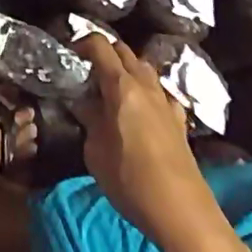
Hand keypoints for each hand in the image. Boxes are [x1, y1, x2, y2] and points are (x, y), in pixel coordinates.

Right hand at [72, 36, 243, 251]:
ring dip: (127, 70)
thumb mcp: (95, 152)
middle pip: (124, 50)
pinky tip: (141, 110)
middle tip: (89, 71)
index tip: (71, 53)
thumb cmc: (130, 179)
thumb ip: (89, 120)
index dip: (84, 43)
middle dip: (105, 53)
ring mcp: (165, 99)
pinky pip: (159, 91)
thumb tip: (85, 104)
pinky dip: (146, 92)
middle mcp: (145, 83)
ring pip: (143, 67)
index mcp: (121, 85)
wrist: (180, 207)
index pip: (101, 45)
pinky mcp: (178, 117)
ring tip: (113, 90)